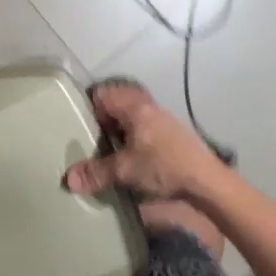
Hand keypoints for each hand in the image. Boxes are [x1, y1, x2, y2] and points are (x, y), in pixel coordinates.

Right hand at [64, 79, 225, 202]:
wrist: (207, 181)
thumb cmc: (163, 167)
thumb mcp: (125, 171)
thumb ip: (96, 173)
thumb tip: (68, 180)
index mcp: (135, 108)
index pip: (103, 94)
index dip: (90, 108)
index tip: (81, 126)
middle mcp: (149, 107)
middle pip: (119, 103)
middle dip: (105, 120)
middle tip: (93, 140)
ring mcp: (163, 119)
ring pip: (134, 116)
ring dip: (122, 130)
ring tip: (111, 151)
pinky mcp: (173, 134)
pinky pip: (146, 128)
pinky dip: (136, 138)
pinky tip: (135, 157)